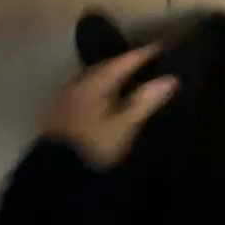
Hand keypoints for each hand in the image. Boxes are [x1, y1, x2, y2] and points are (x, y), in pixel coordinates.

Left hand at [42, 43, 178, 168]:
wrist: (53, 177)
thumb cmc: (94, 146)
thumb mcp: (124, 126)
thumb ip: (146, 101)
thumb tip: (171, 78)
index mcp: (94, 82)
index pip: (124, 61)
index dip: (144, 54)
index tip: (163, 46)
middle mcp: (78, 83)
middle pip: (106, 67)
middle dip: (126, 63)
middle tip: (147, 61)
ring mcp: (65, 99)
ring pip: (94, 79)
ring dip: (112, 77)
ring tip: (129, 79)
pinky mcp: (58, 115)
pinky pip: (85, 92)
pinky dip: (100, 91)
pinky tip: (107, 100)